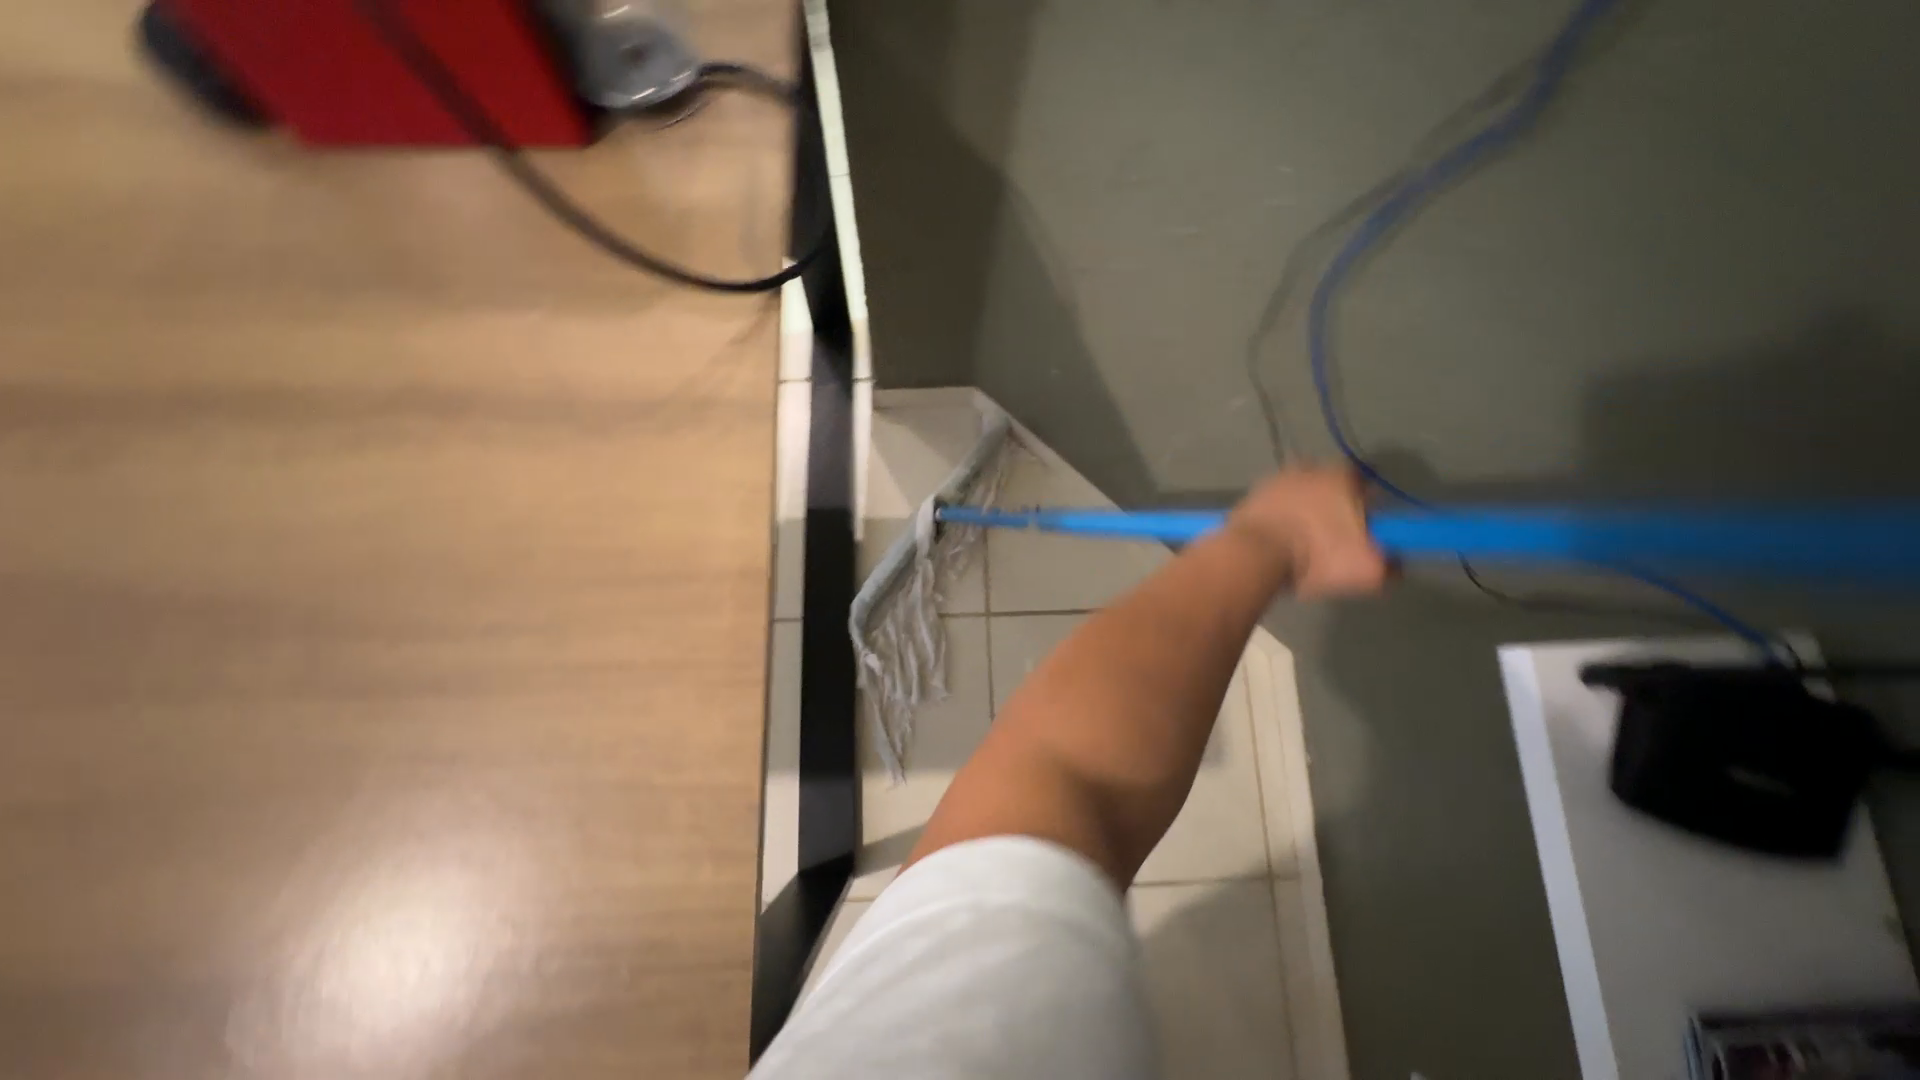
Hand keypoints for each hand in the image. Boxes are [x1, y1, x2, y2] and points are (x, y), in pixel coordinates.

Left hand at [1225, 465, 1387, 595]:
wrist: (1254, 555)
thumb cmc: (1318, 556)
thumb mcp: (1368, 570)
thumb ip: (1390, 565)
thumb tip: (1395, 564)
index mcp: (1341, 476)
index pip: (1363, 482)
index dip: (1366, 503)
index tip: (1364, 526)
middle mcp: (1306, 469)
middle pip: (1326, 485)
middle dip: (1331, 506)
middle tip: (1331, 537)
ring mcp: (1272, 482)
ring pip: (1295, 495)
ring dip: (1300, 513)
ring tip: (1301, 543)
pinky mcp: (1247, 499)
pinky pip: (1269, 509)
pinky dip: (1275, 522)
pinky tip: (1277, 544)